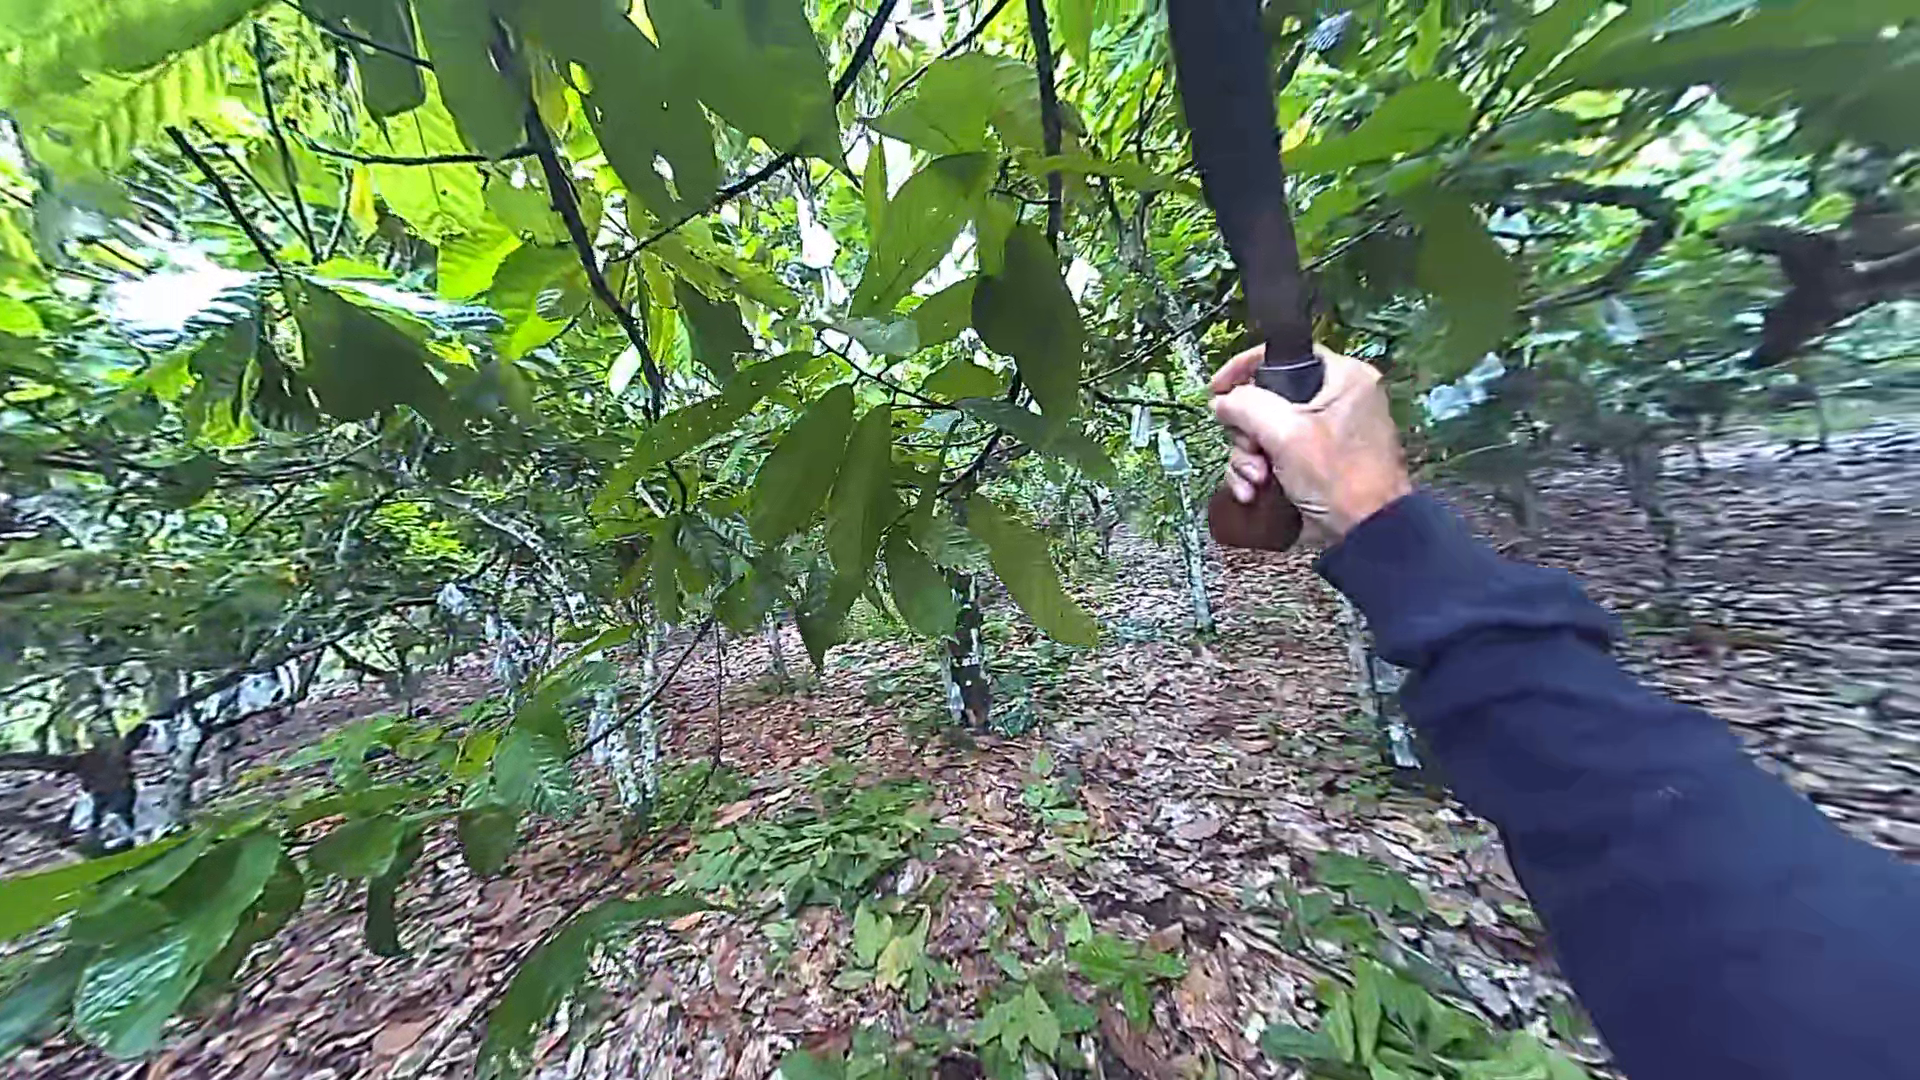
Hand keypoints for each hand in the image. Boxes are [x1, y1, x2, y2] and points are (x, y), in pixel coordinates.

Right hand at [1209, 344, 1411, 541]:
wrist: (1363, 531)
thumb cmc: (1335, 475)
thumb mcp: (1286, 433)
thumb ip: (1246, 407)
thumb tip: (1220, 402)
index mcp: (1338, 378)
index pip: (1281, 355)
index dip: (1243, 369)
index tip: (1217, 390)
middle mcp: (1328, 400)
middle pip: (1261, 400)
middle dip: (1245, 433)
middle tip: (1253, 452)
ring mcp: (1315, 433)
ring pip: (1257, 433)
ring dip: (1246, 460)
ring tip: (1257, 481)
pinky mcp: (1304, 460)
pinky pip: (1264, 457)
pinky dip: (1253, 475)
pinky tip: (1254, 493)